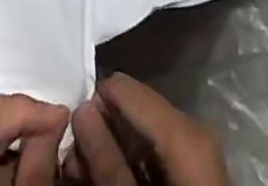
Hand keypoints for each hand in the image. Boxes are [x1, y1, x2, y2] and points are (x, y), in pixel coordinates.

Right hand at [68, 74, 226, 185]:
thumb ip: (107, 160)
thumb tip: (83, 110)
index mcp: (185, 133)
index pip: (126, 89)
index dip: (95, 103)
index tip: (70, 131)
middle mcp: (193, 129)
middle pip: (134, 107)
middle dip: (101, 128)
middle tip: (74, 161)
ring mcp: (197, 147)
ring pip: (141, 128)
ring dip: (111, 146)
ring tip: (85, 173)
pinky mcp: (193, 166)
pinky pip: (154, 149)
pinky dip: (129, 159)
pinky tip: (109, 178)